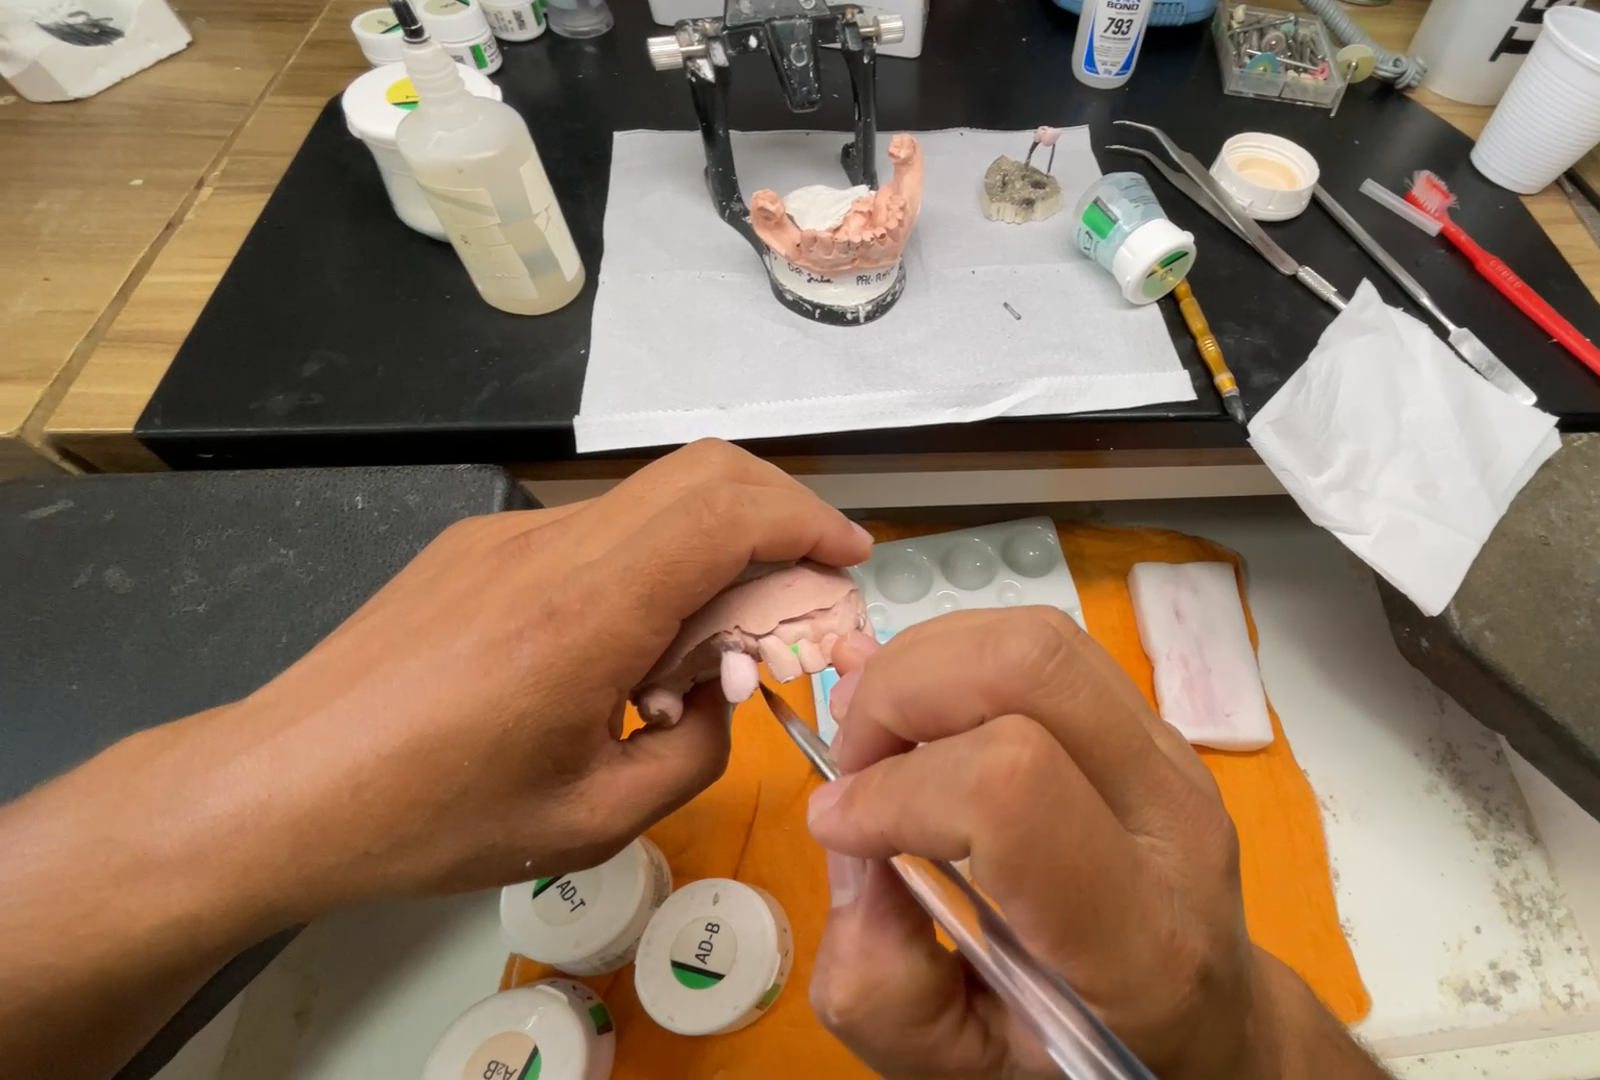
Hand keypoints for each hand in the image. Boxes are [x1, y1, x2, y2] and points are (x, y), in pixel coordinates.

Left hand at [218, 440, 871, 915]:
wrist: (268, 792)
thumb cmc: (435, 817)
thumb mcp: (595, 818)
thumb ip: (698, 749)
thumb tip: (725, 694)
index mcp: (590, 610)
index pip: (729, 513)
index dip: (808, 520)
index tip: (850, 555)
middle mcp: (557, 545)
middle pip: (705, 469)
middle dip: (783, 505)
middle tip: (816, 567)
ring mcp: (516, 532)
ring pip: (660, 494)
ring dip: (725, 532)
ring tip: (737, 609)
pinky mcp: (488, 542)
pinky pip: (609, 524)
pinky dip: (666, 552)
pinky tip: (646, 626)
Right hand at [805, 608, 1282, 1078]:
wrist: (1211, 1011)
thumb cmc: (1090, 1051)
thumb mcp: (966, 1063)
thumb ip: (882, 983)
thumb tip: (848, 835)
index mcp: (1139, 933)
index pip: (1013, 787)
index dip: (900, 788)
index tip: (839, 824)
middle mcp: (1169, 812)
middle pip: (1030, 668)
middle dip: (903, 690)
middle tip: (854, 759)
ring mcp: (1169, 749)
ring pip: (1035, 637)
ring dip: (923, 662)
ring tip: (878, 727)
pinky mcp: (1149, 717)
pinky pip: (1044, 642)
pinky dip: (956, 653)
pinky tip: (918, 703)